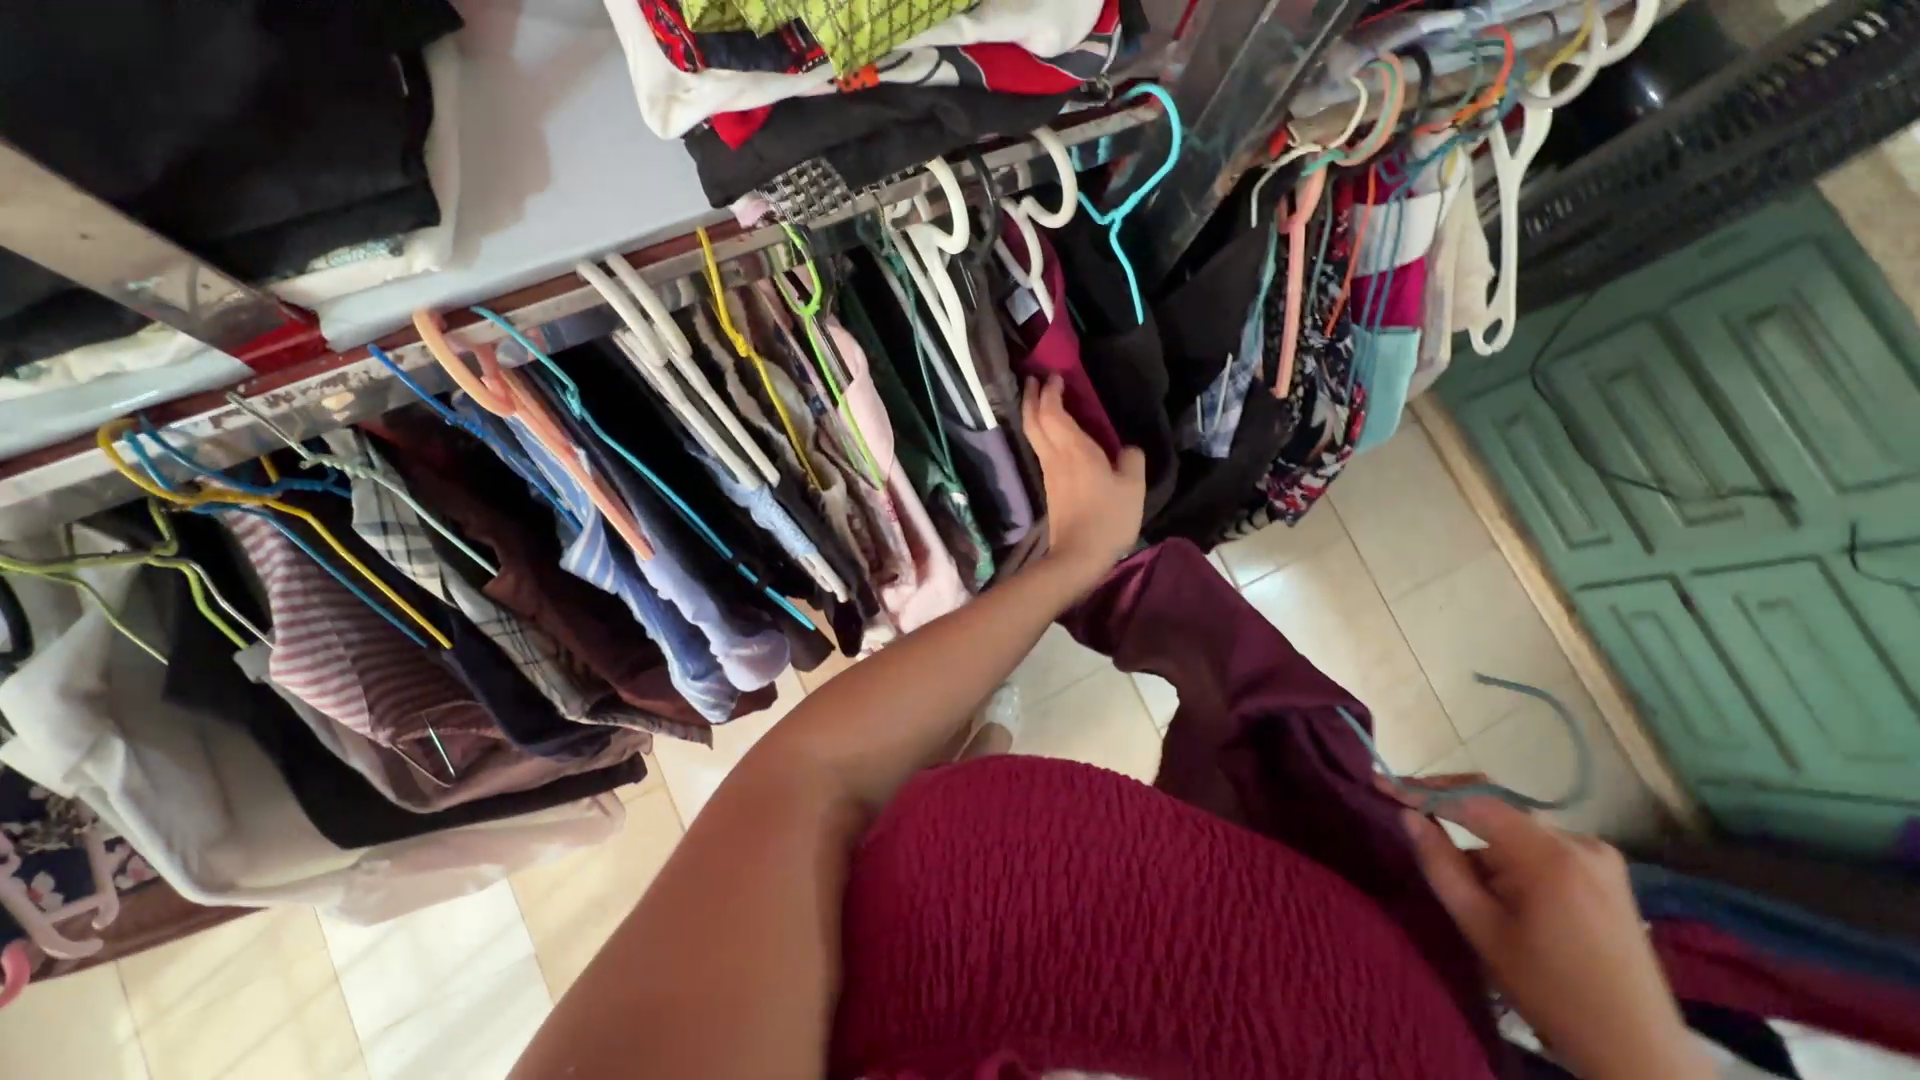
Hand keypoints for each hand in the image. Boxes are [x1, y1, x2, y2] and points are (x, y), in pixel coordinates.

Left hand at [1022, 375, 1144, 583]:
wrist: (1079, 556)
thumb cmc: (1109, 518)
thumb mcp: (1133, 487)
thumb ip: (1131, 459)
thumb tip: (1126, 449)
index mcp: (1074, 450)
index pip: (1052, 412)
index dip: (1050, 392)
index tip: (1055, 375)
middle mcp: (1055, 457)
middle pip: (1033, 421)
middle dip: (1032, 398)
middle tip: (1035, 380)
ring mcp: (1049, 474)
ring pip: (1034, 436)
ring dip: (1034, 415)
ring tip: (1041, 401)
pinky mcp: (1050, 489)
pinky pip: (1042, 451)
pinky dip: (1043, 434)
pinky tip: (1054, 436)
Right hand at [1394, 777, 1711, 1079]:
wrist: (1636, 1045)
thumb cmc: (1549, 990)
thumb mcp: (1481, 929)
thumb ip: (1441, 866)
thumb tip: (1408, 817)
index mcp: (1548, 854)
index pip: (1473, 799)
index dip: (1423, 789)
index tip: (1381, 784)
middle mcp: (1578, 840)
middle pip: (1498, 807)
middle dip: (1450, 810)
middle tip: (1406, 814)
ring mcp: (1598, 854)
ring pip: (1518, 830)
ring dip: (1482, 842)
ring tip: (1462, 880)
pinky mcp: (1607, 871)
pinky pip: (1543, 846)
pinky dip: (1511, 856)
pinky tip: (1501, 890)